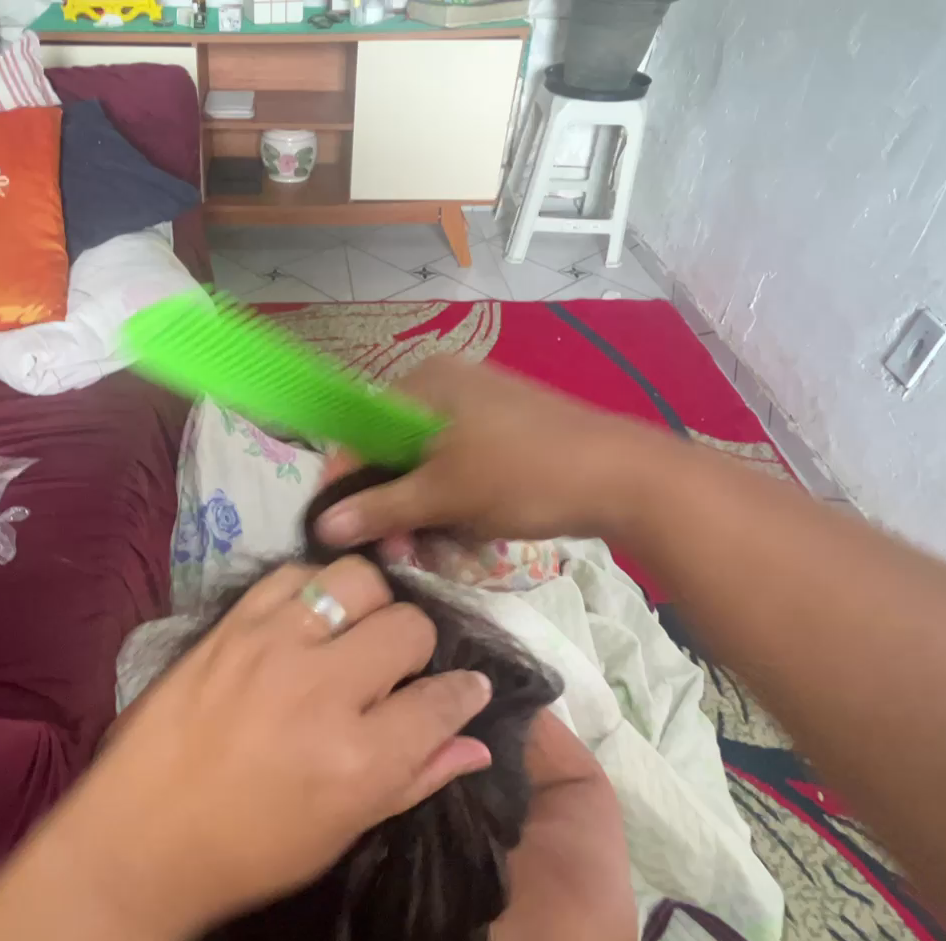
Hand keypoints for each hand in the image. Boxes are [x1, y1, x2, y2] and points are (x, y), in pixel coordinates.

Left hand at [64, 557, 494, 938]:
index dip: (464, 694)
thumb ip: (415, 778)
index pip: (444, 700)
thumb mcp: (343, 830)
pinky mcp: (230, 626)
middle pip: (410, 627)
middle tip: (394, 672)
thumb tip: (477, 743)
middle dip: (419, 648)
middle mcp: (323, 690)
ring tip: (353, 635)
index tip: (463, 691)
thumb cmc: (249, 852)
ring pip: (357, 581)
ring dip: (371, 605)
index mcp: (359, 759)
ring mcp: (272, 648)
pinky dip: (312, 590)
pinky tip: (306, 619)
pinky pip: (292, 576)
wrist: (141, 837)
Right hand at [314, 355, 676, 547]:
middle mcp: (443, 388)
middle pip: (391, 453)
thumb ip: (379, 509)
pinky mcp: (499, 436)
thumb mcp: (445, 495)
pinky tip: (462, 534)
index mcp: (423, 382)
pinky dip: (451, 504)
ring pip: (423, 469)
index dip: (345, 485)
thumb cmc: (525, 475)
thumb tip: (321, 527)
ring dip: (421, 514)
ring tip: (435, 550)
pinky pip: (454, 471)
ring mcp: (474, 411)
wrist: (625, 478)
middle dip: (392, 508)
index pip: (358, 433)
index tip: (341, 535)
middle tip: (399, 553)